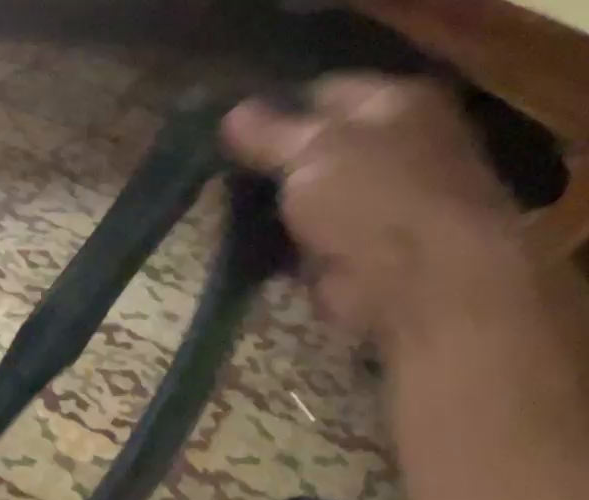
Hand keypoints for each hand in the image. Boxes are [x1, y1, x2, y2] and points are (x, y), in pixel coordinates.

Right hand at [223, 75, 521, 342]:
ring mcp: (372, 199)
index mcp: (394, 104)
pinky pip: (299, 235)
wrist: (415, 279)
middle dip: (263, 160)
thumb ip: (269, 133)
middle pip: (311, 144)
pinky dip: (270, 241)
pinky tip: (236, 244)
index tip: (223, 132)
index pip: (321, 92)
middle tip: (212, 174)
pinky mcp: (351, 246)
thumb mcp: (312, 152)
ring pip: (301, 192)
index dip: (272, 108)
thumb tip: (231, 114)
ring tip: (215, 210)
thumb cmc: (372, 199)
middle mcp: (391, 145)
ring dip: (263, 205)